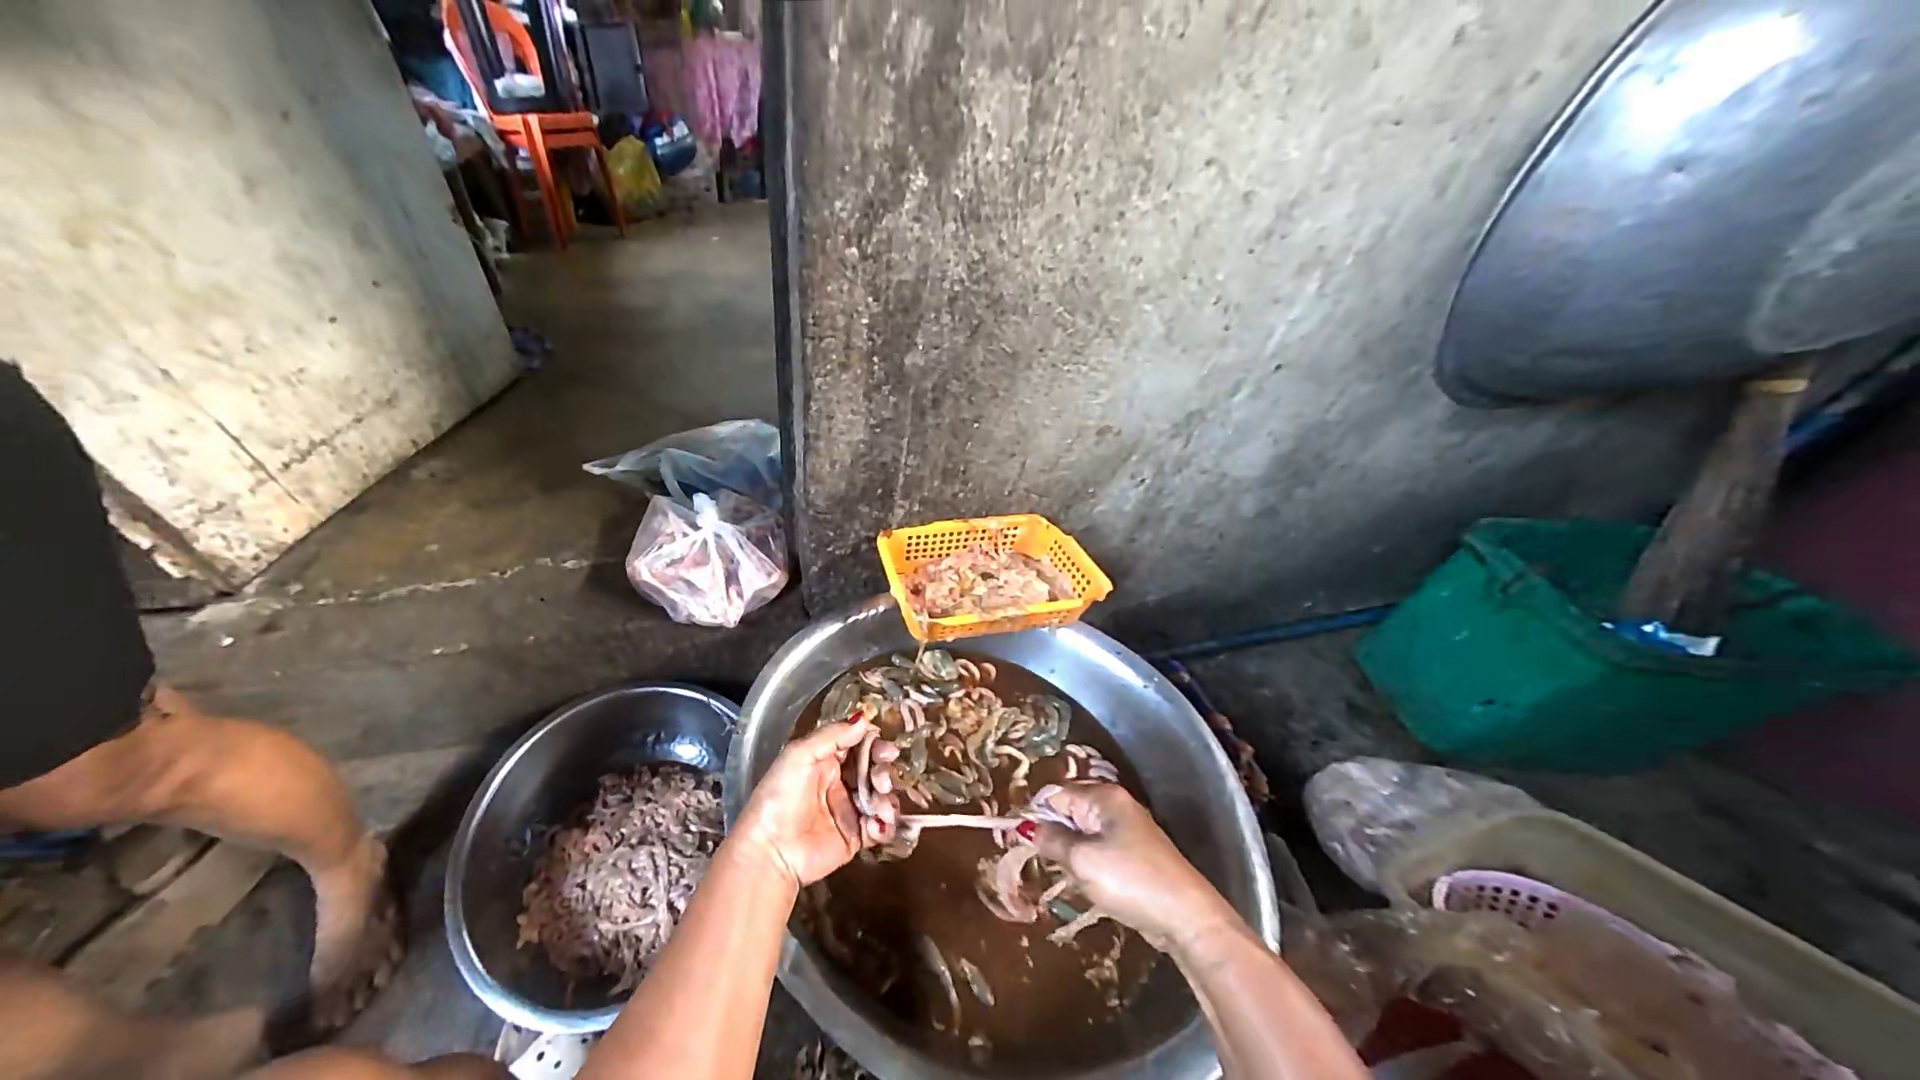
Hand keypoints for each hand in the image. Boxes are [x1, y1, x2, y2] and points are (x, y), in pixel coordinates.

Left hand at [731, 718, 877, 888]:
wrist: (771, 851)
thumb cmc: (780, 797)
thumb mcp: (799, 756)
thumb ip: (832, 735)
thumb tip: (864, 719)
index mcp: (827, 760)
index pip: (859, 745)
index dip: (875, 745)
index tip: (886, 750)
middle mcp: (841, 782)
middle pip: (875, 770)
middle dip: (883, 772)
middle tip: (881, 781)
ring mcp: (850, 810)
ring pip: (882, 797)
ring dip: (887, 799)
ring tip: (880, 807)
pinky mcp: (855, 836)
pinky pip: (880, 827)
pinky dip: (885, 825)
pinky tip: (878, 824)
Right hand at [1030, 783, 1241, 952]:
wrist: (1186, 916)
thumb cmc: (1130, 880)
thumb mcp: (1082, 860)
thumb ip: (1051, 840)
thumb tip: (1025, 826)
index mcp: (1102, 795)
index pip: (1054, 793)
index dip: (1033, 814)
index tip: (1014, 840)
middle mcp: (1114, 803)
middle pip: (1067, 810)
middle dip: (1051, 834)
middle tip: (1041, 862)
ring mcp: (1126, 827)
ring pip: (1081, 832)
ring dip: (1069, 853)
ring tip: (1067, 876)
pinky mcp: (1133, 852)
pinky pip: (1097, 848)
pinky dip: (1086, 863)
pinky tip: (1086, 884)